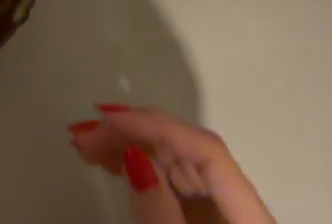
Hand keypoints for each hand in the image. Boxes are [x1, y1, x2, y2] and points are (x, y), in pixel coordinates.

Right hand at [69, 106, 275, 223]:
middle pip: (190, 151)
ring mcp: (227, 215)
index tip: (104, 118)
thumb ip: (159, 213)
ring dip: (130, 148)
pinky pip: (174, 186)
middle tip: (81, 135)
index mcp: (251, 213)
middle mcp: (242, 205)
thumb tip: (130, 152)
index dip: (153, 125)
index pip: (205, 148)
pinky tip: (112, 164)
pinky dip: (140, 171)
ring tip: (86, 145)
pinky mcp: (208, 223)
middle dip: (133, 134)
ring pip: (178, 165)